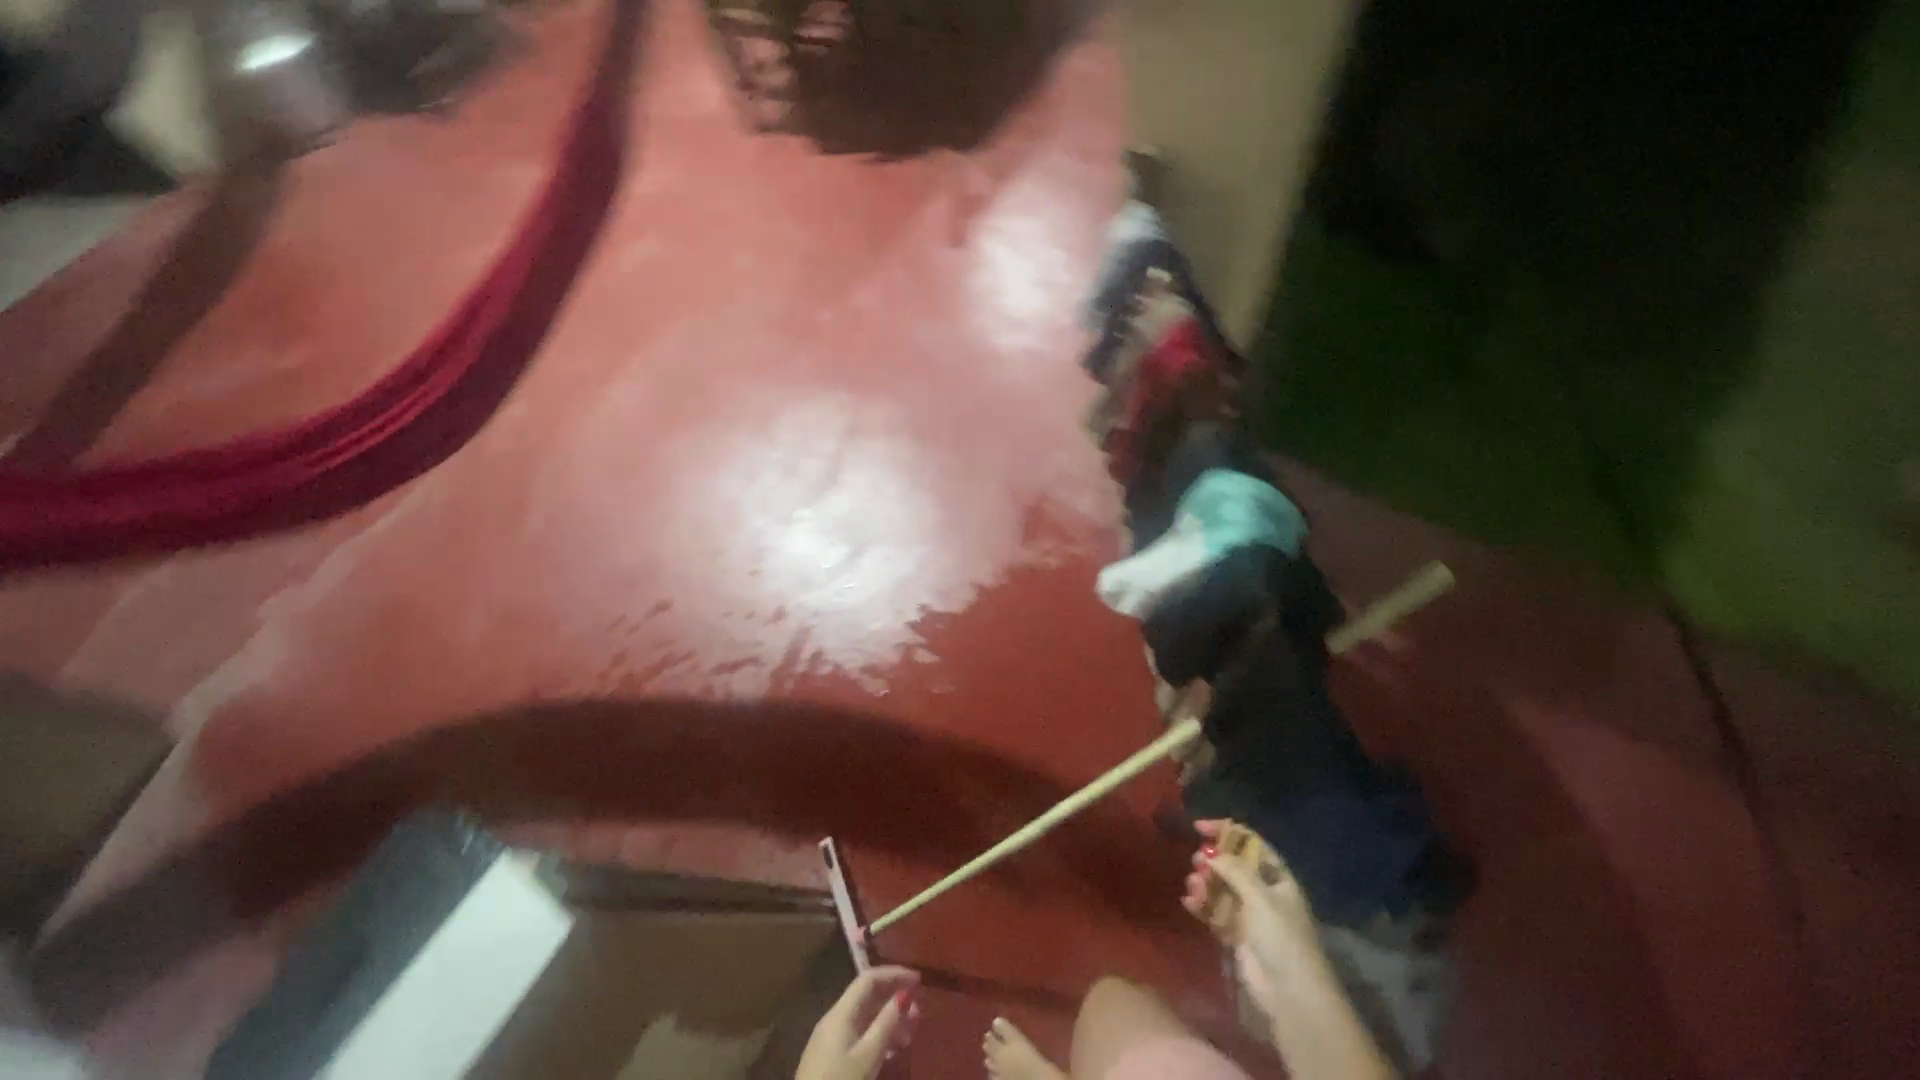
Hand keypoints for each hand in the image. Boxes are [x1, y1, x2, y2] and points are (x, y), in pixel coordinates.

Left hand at [796, 965, 920, 1079]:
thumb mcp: (869, 1054)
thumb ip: (887, 1023)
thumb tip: (905, 994)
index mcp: (841, 1012)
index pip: (868, 979)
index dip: (894, 974)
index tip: (918, 980)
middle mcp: (834, 1018)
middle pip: (867, 997)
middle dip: (894, 999)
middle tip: (919, 1012)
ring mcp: (831, 1037)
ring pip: (864, 1017)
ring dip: (889, 1020)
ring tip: (910, 1034)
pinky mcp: (831, 1054)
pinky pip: (859, 1034)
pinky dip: (878, 1035)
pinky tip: (892, 1050)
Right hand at [1181, 820, 1325, 1022]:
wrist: (1290, 992)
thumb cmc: (1282, 938)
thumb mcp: (1261, 897)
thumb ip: (1235, 870)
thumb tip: (1210, 851)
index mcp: (1278, 878)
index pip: (1252, 844)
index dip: (1227, 832)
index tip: (1199, 826)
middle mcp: (1264, 893)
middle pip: (1233, 866)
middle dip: (1213, 860)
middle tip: (1197, 861)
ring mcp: (1249, 915)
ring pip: (1221, 889)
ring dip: (1205, 884)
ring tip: (1194, 886)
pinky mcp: (1236, 935)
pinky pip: (1214, 913)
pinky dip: (1202, 906)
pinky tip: (1189, 903)